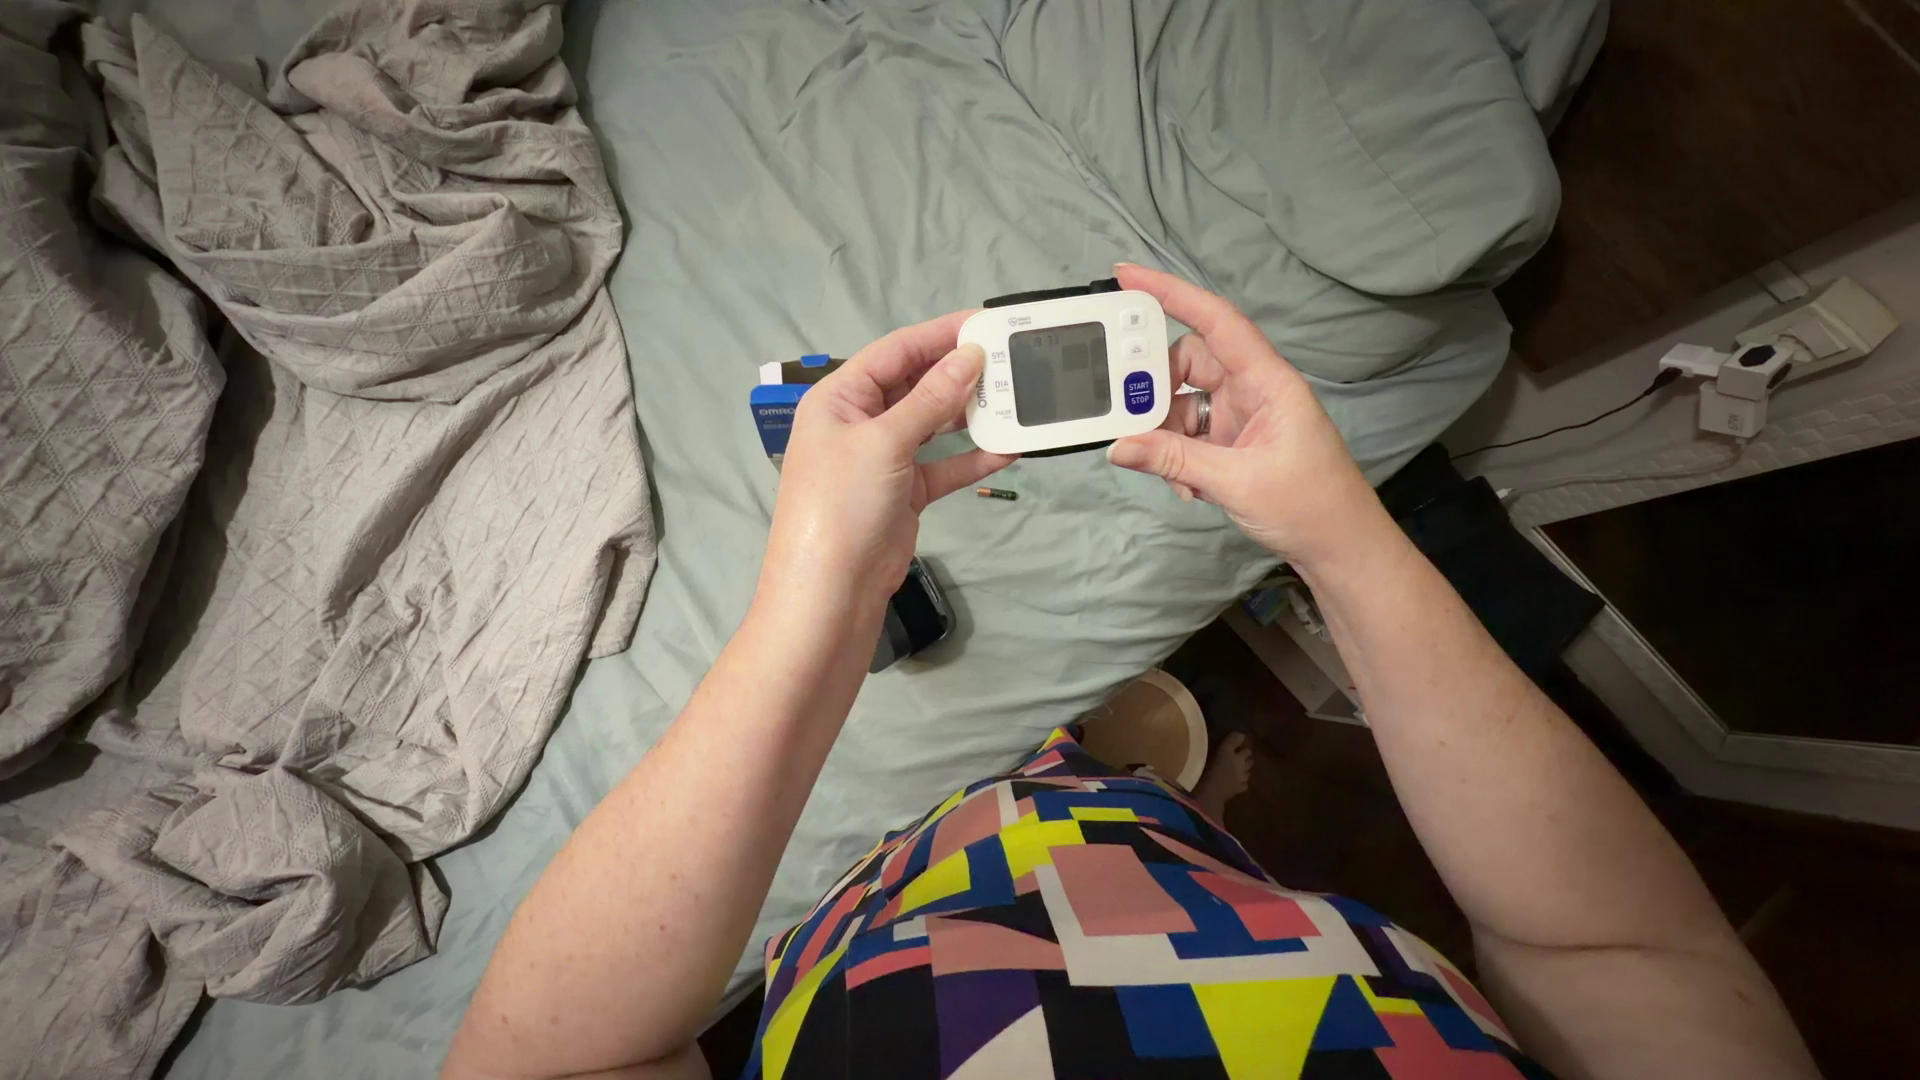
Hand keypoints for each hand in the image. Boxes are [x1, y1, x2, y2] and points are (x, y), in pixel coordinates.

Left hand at [761, 311, 1017, 615]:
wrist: (831, 590)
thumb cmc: (843, 503)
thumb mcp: (884, 442)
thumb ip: (930, 399)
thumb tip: (970, 356)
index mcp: (840, 397)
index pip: (896, 351)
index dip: (941, 334)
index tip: (987, 323)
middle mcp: (860, 422)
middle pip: (916, 384)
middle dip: (960, 373)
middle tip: (1010, 361)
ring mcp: (883, 458)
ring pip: (933, 425)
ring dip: (970, 414)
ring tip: (1016, 398)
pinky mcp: (904, 492)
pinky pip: (943, 466)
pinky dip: (972, 458)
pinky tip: (1008, 448)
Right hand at [1106, 263, 1387, 568]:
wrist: (1338, 545)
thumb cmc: (1308, 504)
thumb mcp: (1236, 481)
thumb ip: (1173, 460)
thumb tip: (1118, 447)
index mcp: (1265, 381)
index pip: (1215, 321)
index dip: (1171, 293)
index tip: (1126, 277)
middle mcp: (1250, 390)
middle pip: (1187, 364)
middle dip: (1156, 390)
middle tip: (1129, 415)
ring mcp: (1239, 417)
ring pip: (1182, 402)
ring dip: (1165, 434)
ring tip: (1170, 471)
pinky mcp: (1231, 443)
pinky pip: (1187, 433)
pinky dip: (1175, 455)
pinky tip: (1186, 485)